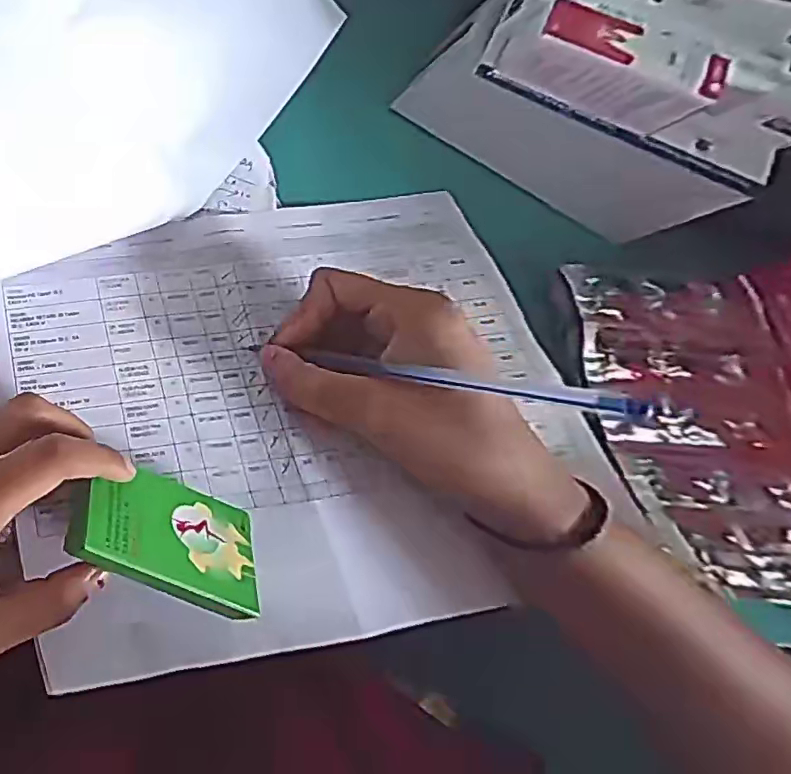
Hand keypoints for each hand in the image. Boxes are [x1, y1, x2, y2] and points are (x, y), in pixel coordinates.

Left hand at [0, 395, 134, 667]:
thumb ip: (50, 603)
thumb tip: (95, 569)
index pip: (51, 456)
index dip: (97, 458)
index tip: (123, 471)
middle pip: (30, 412)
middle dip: (74, 427)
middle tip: (96, 460)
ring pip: (5, 415)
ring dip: (42, 433)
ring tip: (59, 472)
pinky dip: (12, 439)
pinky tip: (14, 475)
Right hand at [261, 268, 588, 541]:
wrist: (523, 501)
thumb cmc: (458, 445)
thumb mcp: (376, 413)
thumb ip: (314, 384)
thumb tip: (268, 361)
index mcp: (415, 310)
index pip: (334, 289)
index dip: (301, 320)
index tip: (282, 361)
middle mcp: (417, 318)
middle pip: (337, 312)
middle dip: (308, 347)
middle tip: (290, 387)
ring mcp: (418, 345)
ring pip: (346, 340)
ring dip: (320, 368)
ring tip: (308, 405)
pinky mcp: (416, 373)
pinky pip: (362, 363)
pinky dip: (339, 383)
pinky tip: (330, 411)